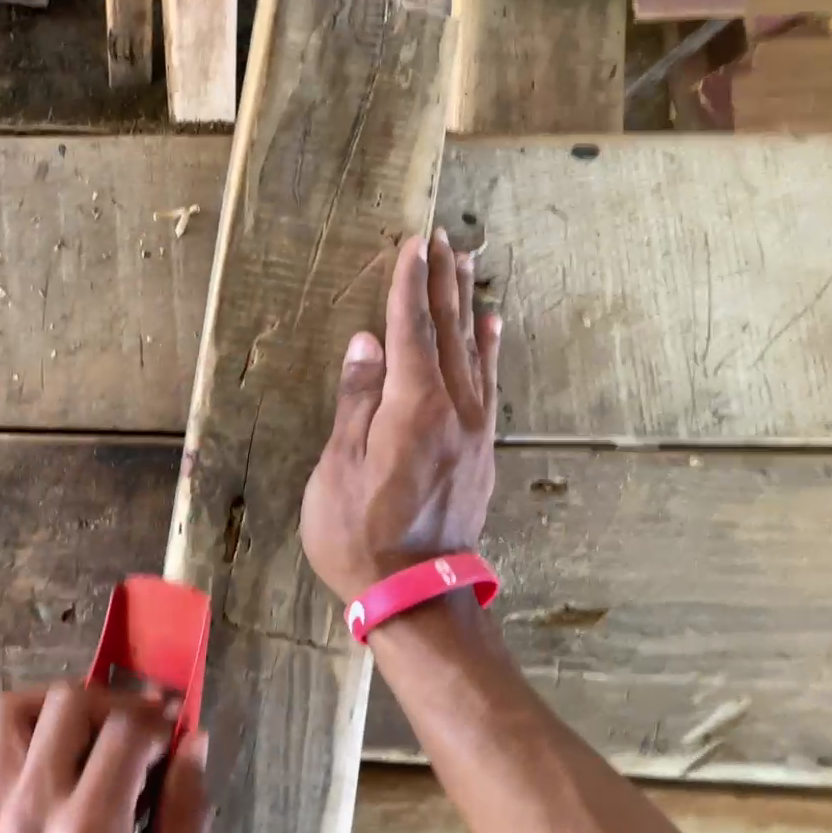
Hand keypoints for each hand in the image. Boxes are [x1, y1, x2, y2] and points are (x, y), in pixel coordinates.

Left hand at [0, 685, 209, 832]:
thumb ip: (186, 811)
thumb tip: (193, 740)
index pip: (123, 730)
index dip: (159, 721)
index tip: (177, 734)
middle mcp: (34, 810)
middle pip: (68, 702)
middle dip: (116, 702)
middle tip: (148, 729)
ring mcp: (1, 811)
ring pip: (16, 707)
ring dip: (65, 704)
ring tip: (103, 732)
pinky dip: (33, 724)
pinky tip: (71, 751)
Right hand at [300, 229, 501, 603]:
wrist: (413, 593)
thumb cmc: (358, 531)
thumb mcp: (340, 466)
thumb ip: (357, 399)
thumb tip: (367, 341)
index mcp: (412, 407)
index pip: (410, 330)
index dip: (409, 285)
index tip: (413, 244)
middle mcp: (453, 408)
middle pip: (448, 332)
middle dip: (442, 282)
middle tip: (443, 239)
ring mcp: (474, 429)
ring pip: (473, 352)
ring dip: (467, 305)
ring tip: (469, 265)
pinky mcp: (481, 449)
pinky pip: (489, 383)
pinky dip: (489, 348)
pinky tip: (491, 327)